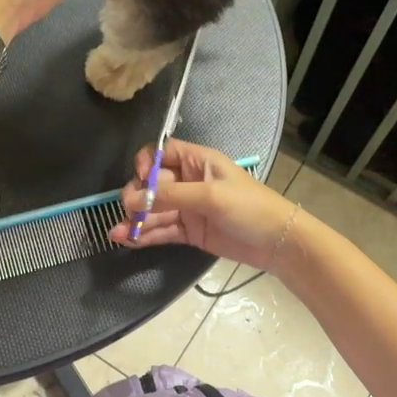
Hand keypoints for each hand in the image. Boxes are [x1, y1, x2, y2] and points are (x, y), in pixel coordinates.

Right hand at [108, 140, 300, 271]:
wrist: (278, 243)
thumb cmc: (249, 208)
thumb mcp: (210, 196)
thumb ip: (170, 196)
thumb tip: (131, 199)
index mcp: (199, 162)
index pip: (163, 153)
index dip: (147, 163)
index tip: (141, 178)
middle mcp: (190, 181)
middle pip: (153, 183)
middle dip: (137, 196)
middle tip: (130, 212)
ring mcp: (189, 208)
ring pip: (154, 210)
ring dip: (136, 220)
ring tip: (119, 233)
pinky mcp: (190, 231)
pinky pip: (162, 230)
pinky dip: (145, 235)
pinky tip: (128, 240)